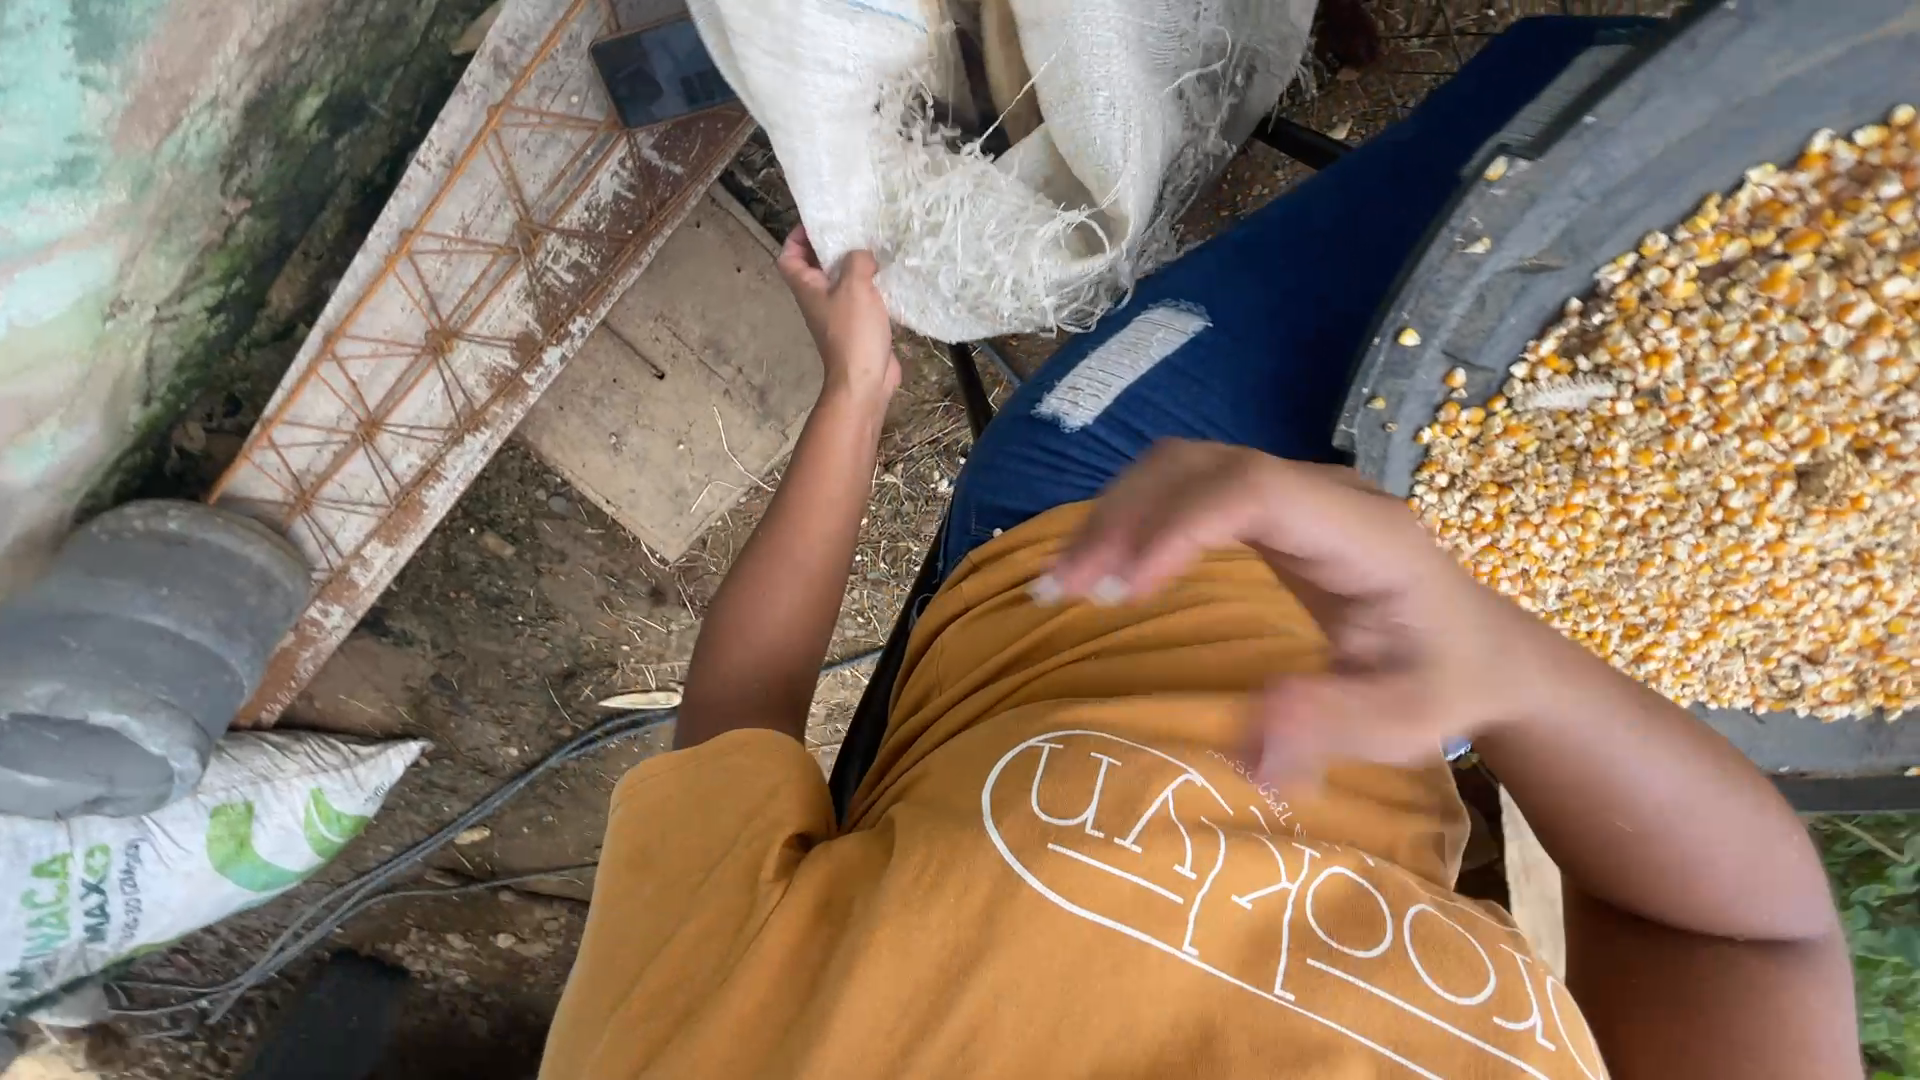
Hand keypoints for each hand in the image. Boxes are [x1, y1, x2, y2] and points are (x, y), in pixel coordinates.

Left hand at [777, 227, 901, 409]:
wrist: (865, 379)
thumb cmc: (853, 331)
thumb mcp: (855, 285)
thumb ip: (857, 260)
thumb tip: (863, 255)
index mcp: (807, 287)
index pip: (789, 256)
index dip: (797, 237)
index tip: (818, 223)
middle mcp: (818, 299)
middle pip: (817, 266)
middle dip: (833, 247)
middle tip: (854, 230)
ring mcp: (837, 314)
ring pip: (842, 282)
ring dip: (856, 266)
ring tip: (875, 248)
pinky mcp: (858, 326)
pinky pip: (861, 299)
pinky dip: (872, 287)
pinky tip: (888, 277)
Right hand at [1041, 439, 1593, 784]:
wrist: (1470, 646)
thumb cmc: (1440, 681)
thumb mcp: (1405, 720)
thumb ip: (1334, 725)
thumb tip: (1249, 747)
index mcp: (1361, 531)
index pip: (1251, 492)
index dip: (1176, 527)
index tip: (1122, 593)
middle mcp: (1317, 491)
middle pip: (1196, 466)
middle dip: (1120, 520)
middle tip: (1064, 590)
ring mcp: (1287, 491)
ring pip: (1175, 469)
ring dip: (1111, 517)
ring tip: (1065, 582)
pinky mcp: (1260, 506)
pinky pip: (1177, 490)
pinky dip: (1127, 520)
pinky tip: (1100, 565)